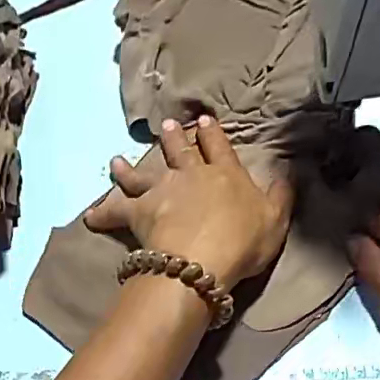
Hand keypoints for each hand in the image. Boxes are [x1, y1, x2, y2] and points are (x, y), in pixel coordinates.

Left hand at [84, 115, 294, 284]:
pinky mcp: (139, 213)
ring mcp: (162, 191)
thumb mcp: (275, 220)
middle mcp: (190, 174)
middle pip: (178, 149)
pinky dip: (103, 214)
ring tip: (116, 162)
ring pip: (142, 173)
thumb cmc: (243, 241)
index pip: (218, 145)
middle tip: (165, 125)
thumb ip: (281, 196)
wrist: (203, 258)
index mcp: (224, 173)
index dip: (211, 133)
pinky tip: (90, 217)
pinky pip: (116, 211)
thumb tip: (289, 174)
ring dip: (128, 168)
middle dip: (172, 136)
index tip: (204, 121)